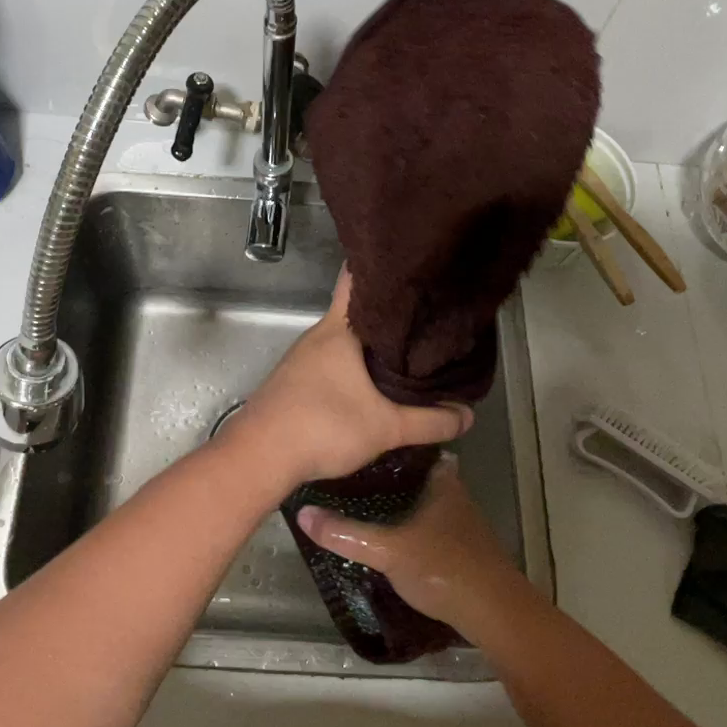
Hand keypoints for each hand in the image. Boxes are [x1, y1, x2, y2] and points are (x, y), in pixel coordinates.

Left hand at [221, 268, 472, 491]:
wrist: (259, 457)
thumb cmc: (322, 426)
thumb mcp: (386, 427)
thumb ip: (429, 421)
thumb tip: (468, 416)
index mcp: (337, 329)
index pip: (356, 281)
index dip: (381, 271)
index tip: (411, 269)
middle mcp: (317, 336)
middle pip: (354, 313)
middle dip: (387, 315)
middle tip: (425, 319)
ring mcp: (301, 359)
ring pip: (342, 341)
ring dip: (369, 345)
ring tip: (406, 353)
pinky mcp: (293, 382)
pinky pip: (330, 363)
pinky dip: (352, 367)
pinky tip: (371, 384)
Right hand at [294, 455, 528, 632]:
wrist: (495, 614)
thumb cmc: (443, 568)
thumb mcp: (387, 550)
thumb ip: (347, 533)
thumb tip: (303, 513)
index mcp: (443, 483)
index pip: (418, 450)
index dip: (394, 445)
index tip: (363, 445)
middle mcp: (456, 497)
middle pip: (419, 477)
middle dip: (391, 477)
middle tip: (353, 477)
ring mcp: (462, 526)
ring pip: (426, 504)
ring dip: (401, 505)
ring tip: (363, 504)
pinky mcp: (463, 552)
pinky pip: (431, 529)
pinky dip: (412, 529)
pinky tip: (390, 539)